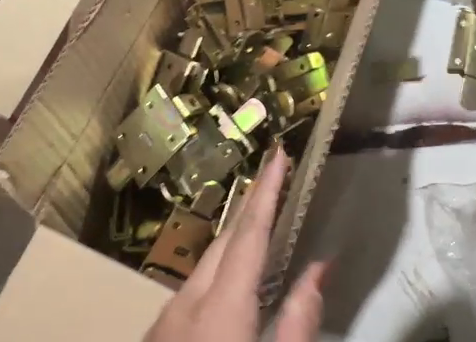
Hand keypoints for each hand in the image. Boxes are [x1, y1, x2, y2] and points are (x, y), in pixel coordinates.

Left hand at [143, 151, 327, 341]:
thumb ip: (299, 321)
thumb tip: (320, 269)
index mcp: (219, 309)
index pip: (248, 236)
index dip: (267, 192)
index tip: (279, 152)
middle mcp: (185, 305)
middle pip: (223, 244)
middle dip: (251, 206)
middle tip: (276, 174)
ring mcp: (163, 322)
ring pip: (204, 269)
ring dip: (233, 242)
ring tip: (259, 220)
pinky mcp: (155, 336)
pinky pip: (190, 293)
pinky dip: (216, 275)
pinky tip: (229, 282)